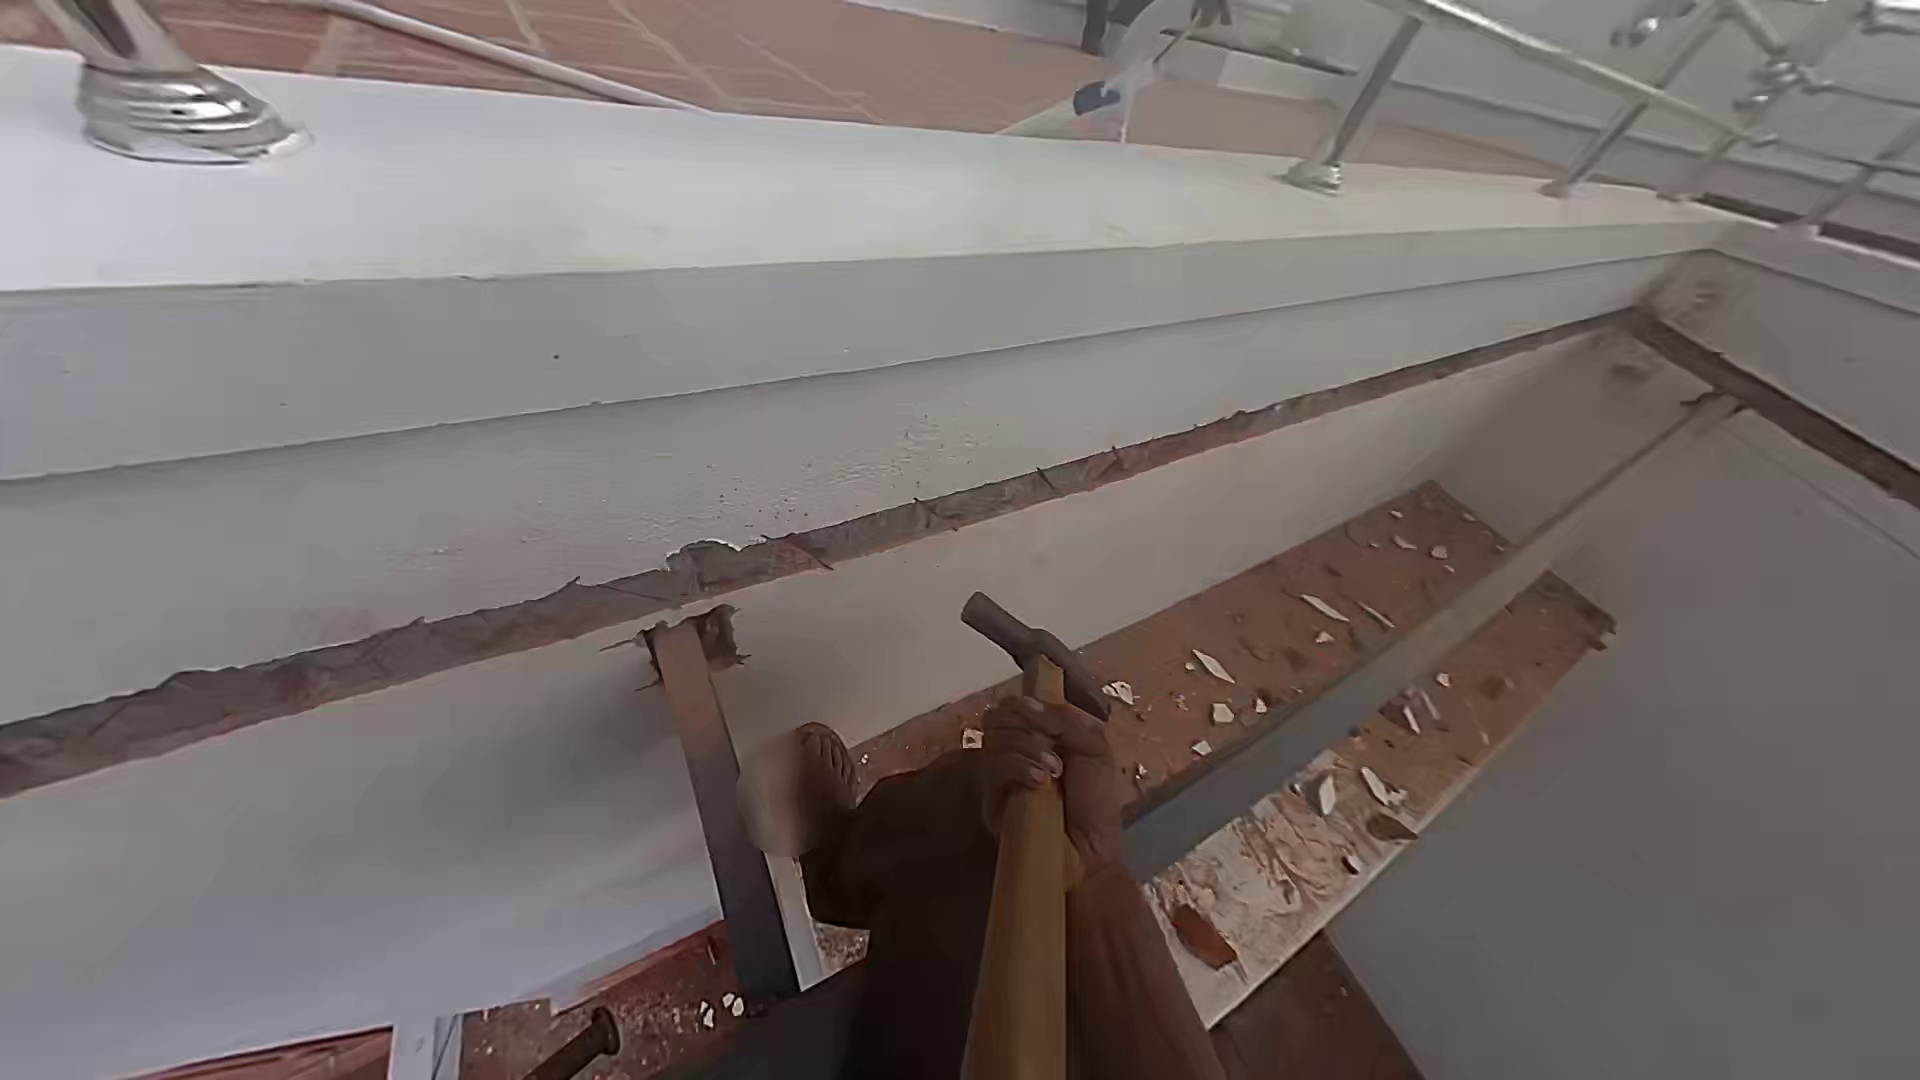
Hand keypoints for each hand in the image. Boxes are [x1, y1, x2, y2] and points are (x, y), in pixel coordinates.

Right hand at [980, 695, 1122, 877]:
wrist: (1091, 853)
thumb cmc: (1095, 800)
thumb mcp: (1094, 750)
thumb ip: (1066, 720)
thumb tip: (1026, 702)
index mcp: (1037, 733)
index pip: (1015, 703)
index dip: (1029, 704)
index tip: (1052, 719)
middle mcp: (1013, 748)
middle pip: (1000, 715)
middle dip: (1028, 724)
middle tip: (1054, 744)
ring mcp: (999, 773)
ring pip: (995, 738)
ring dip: (1027, 747)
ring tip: (1055, 770)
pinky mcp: (990, 799)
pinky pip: (992, 769)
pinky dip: (1017, 767)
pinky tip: (1039, 781)